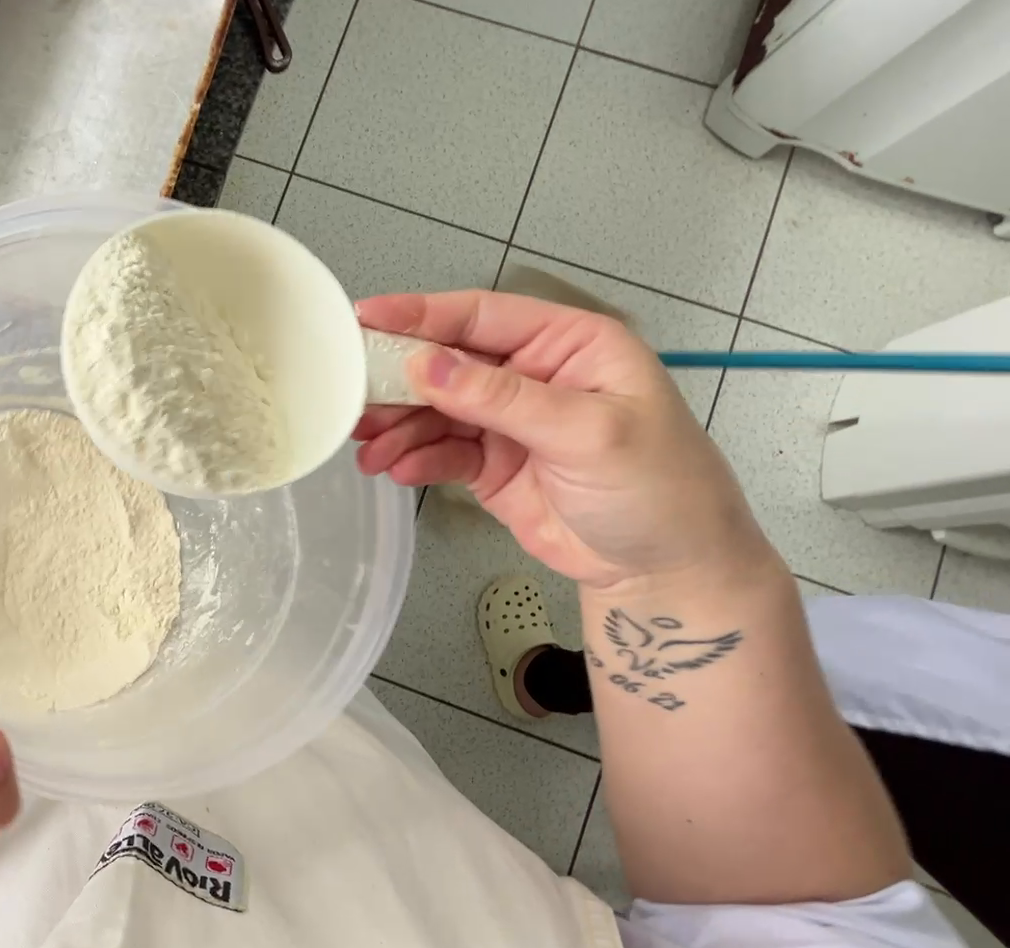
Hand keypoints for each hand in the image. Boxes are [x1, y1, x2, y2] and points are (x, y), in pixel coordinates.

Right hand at [352, 290, 774, 591]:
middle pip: (446, 364)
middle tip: (350, 397)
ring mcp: (504, 422)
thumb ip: (501, 398)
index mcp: (566, 345)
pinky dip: (414, 460)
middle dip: (397, 381)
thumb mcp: (584, 433)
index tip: (364, 319)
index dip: (420, 315)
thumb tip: (424, 366)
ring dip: (397, 427)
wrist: (660, 569)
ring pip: (433, 411)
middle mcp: (529, 375)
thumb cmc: (653, 486)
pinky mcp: (486, 464)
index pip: (481, 317)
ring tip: (367, 449)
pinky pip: (438, 453)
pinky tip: (397, 471)